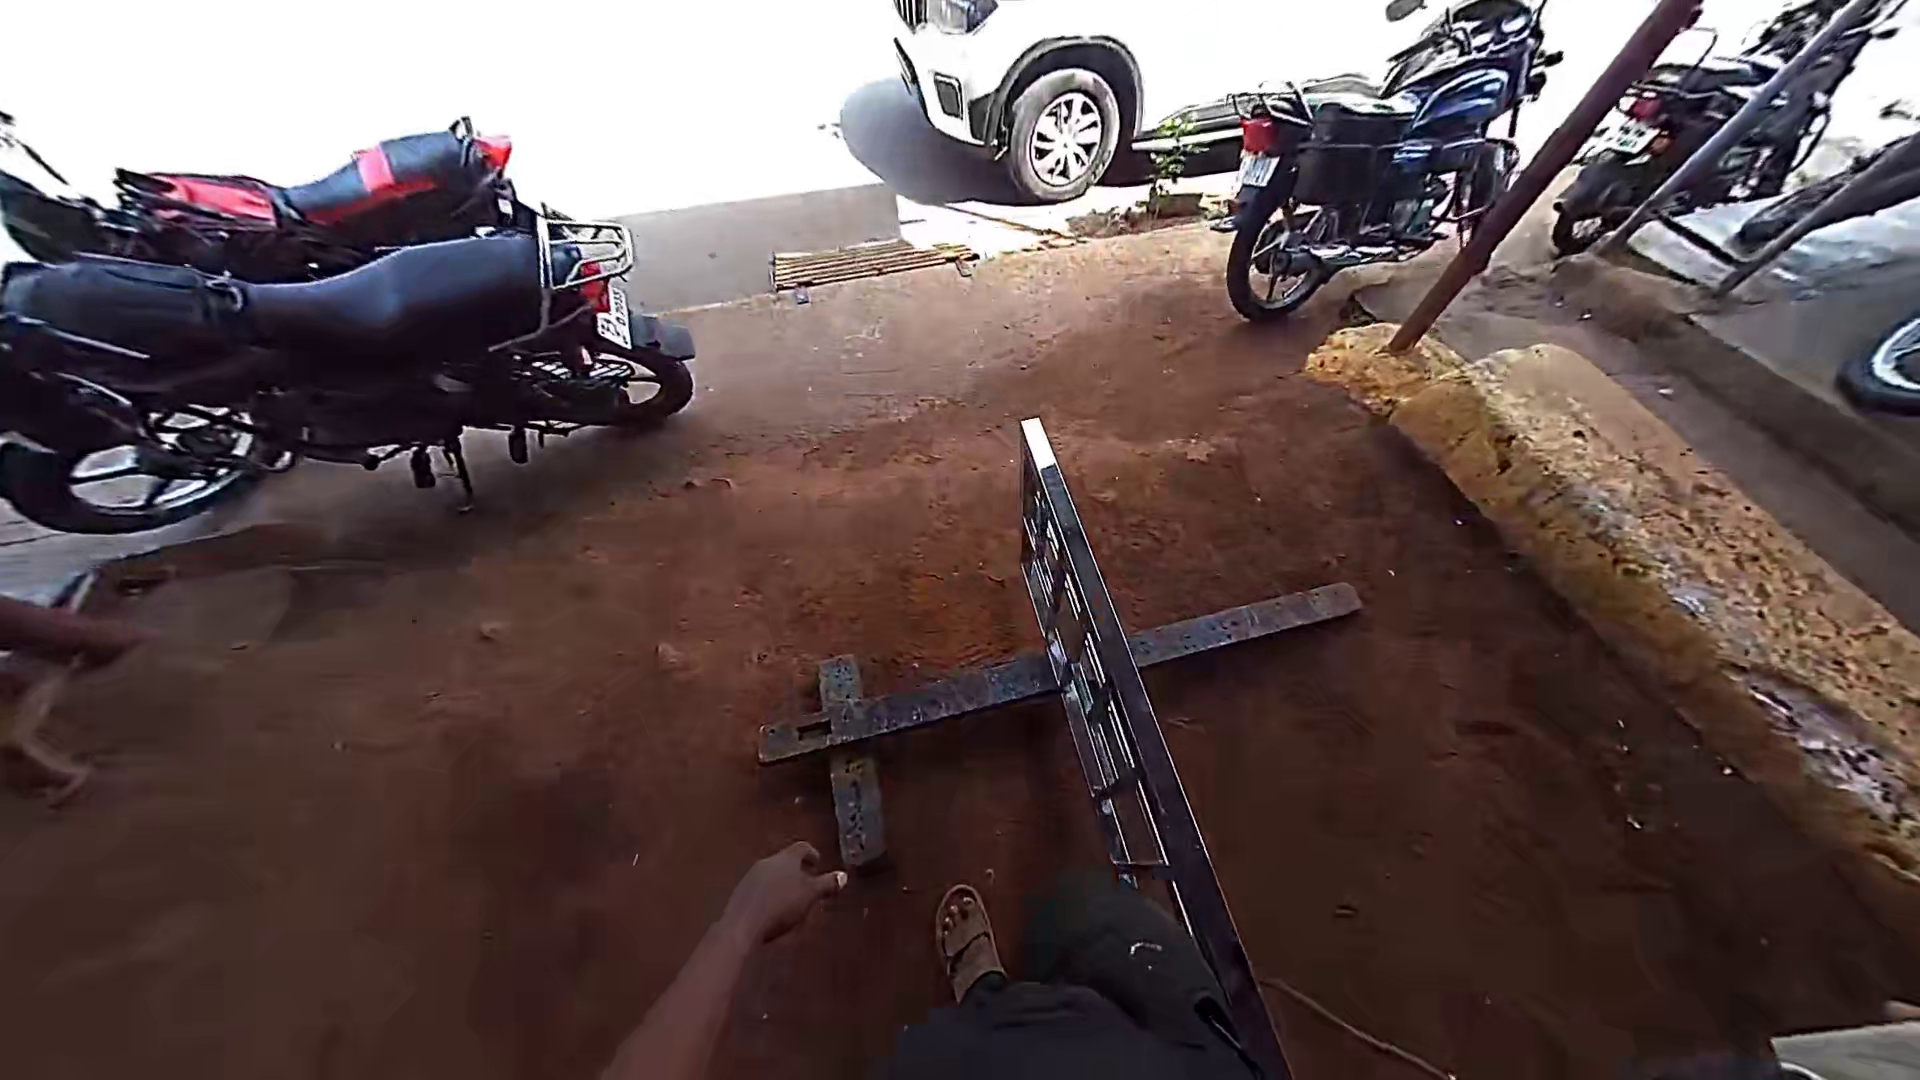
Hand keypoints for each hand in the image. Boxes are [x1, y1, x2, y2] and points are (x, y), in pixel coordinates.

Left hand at [722, 842, 846, 944]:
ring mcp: (751, 875)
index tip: (817, 863)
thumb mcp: (810, 896)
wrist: (742, 924)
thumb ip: (827, 885)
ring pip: (771, 873)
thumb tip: (843, 875)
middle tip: (806, 883)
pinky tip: (771, 909)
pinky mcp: (739, 892)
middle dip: (796, 870)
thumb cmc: (781, 905)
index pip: (802, 847)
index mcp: (787, 857)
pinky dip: (768, 893)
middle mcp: (768, 861)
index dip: (811, 854)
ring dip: (781, 882)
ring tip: (789, 898)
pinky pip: (759, 887)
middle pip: (785, 860)